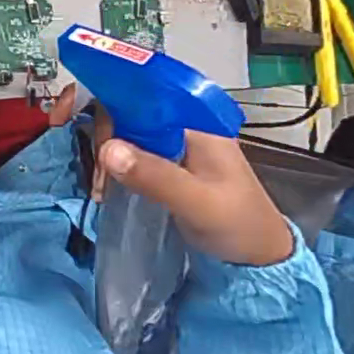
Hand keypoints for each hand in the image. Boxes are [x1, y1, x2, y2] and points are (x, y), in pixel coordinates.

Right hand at [91, 107, 292, 265]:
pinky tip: (105, 187)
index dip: (113, 104)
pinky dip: (111, 167)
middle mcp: (181, 126)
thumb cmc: (238, 225)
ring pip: (123, 134)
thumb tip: (106, 149)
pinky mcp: (161, 164)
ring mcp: (170, 145)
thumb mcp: (197, 202)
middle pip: (129, 113)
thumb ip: (154, 175)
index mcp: (196, 122)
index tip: (94, 133)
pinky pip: (126, 153)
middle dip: (105, 138)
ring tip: (100, 187)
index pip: (145, 94)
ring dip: (105, 156)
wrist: (259, 258)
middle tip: (98, 173)